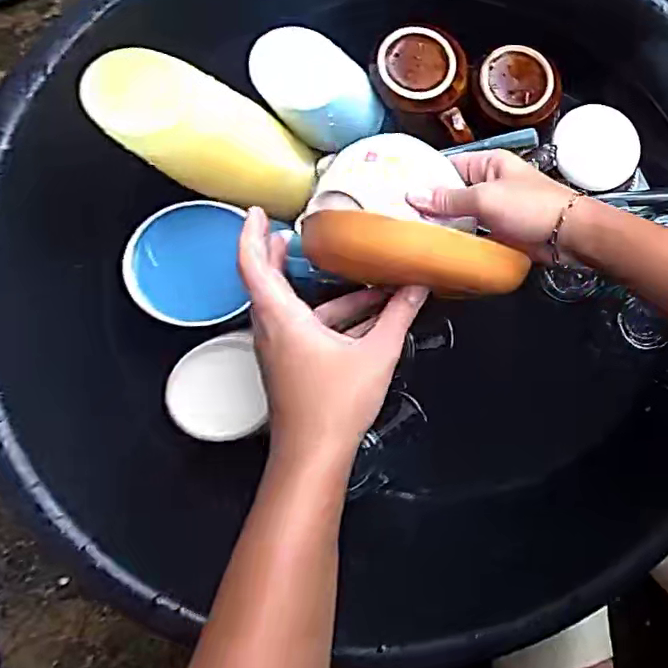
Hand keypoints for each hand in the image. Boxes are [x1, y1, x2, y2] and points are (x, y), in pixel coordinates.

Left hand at [236, 208, 427, 461]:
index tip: (256, 212)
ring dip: (321, 291)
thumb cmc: (335, 406)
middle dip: (278, 255)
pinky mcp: (291, 364)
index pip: (253, 267)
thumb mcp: (377, 353)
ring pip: (293, 307)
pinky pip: (305, 327)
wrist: (314, 455)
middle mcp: (273, 331)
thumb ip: (398, 316)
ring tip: (360, 280)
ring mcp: (280, 350)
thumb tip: (417, 288)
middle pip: (267, 282)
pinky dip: (331, 316)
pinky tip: (366, 317)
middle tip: (292, 233)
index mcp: (284, 320)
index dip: (250, 234)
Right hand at [408, 150, 576, 262]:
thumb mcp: (486, 198)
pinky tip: (441, 249)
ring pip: (463, 216)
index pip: (448, 165)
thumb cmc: (534, 207)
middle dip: (431, 205)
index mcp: (490, 164)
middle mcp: (492, 183)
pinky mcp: (503, 233)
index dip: (425, 178)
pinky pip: (476, 235)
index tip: (398, 190)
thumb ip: (450, 199)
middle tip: (401, 216)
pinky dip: (462, 241)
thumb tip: (416, 196)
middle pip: (453, 193)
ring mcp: (498, 210)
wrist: (570, 236)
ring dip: (446, 225)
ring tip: (414, 234)